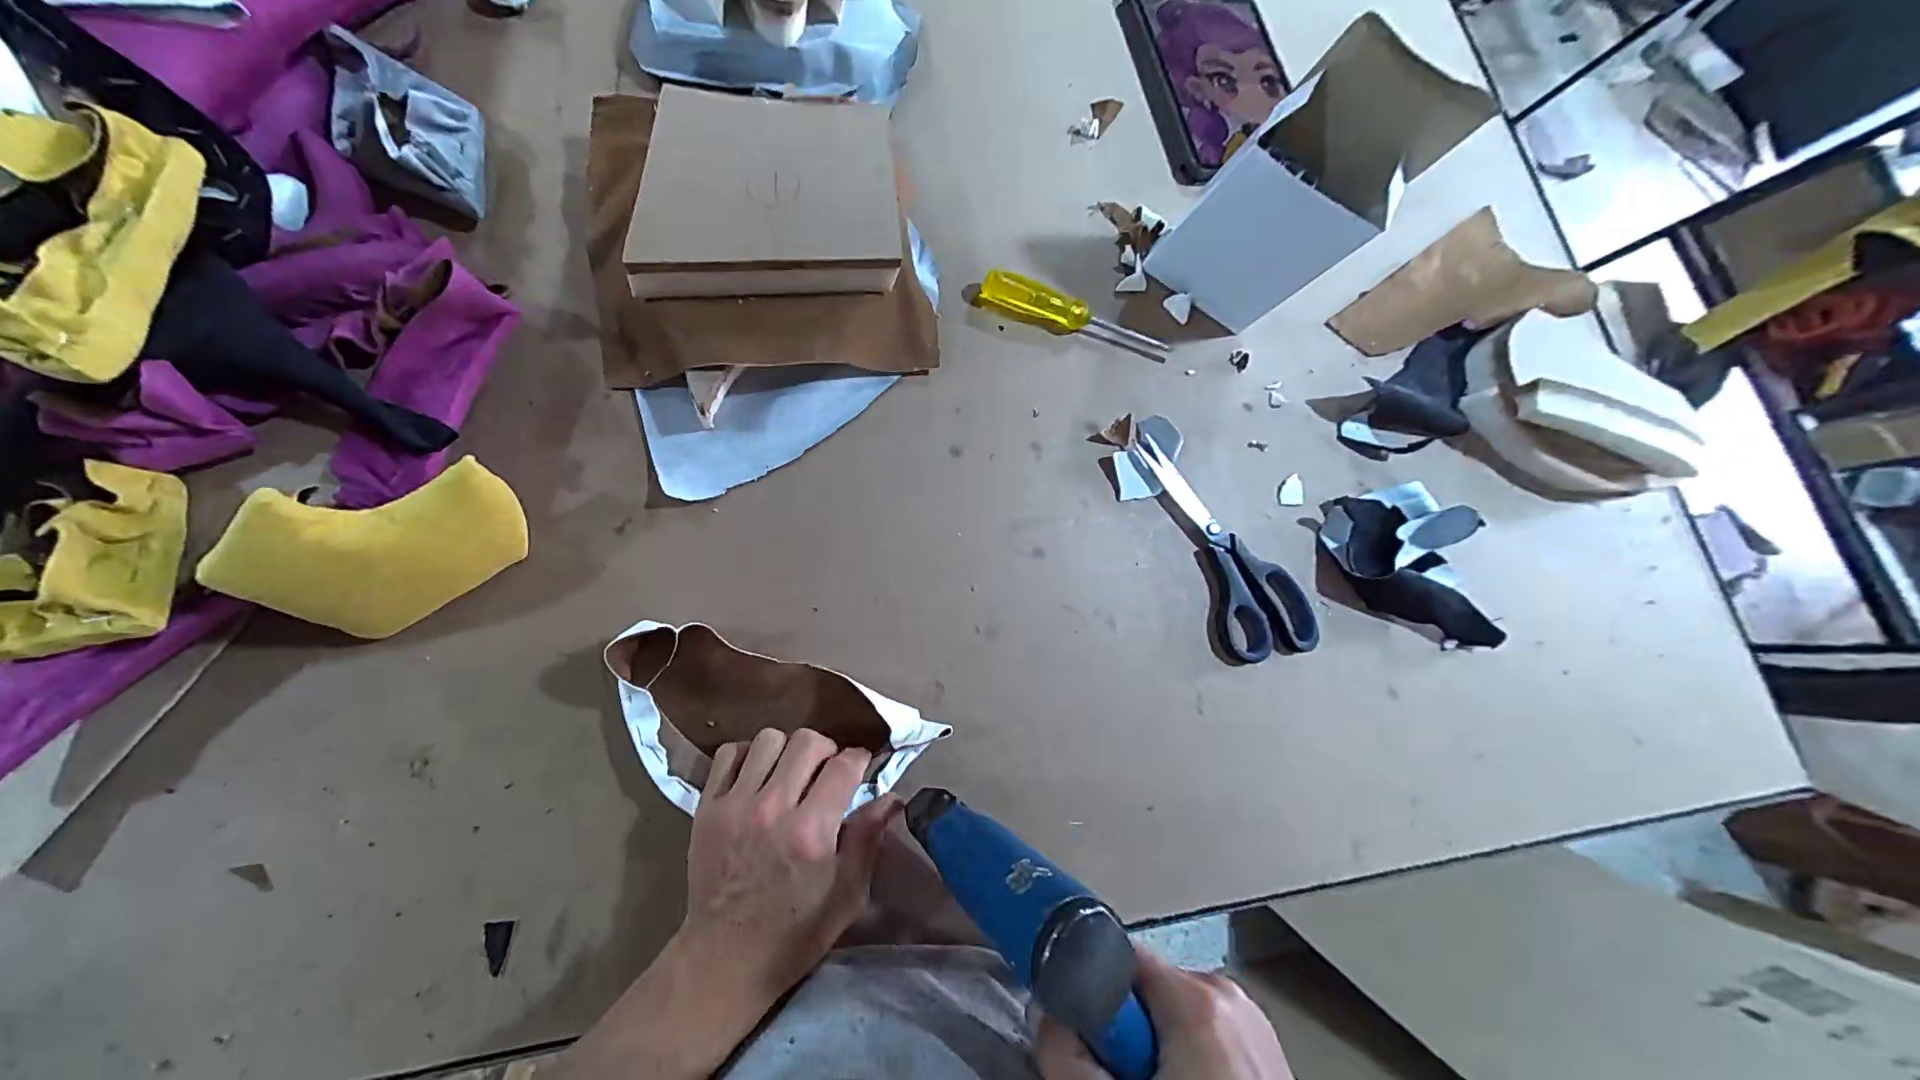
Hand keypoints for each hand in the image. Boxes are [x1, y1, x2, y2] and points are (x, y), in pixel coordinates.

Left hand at [680, 727, 901, 1000]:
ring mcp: (735, 805)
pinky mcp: (707, 807)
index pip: (844, 764)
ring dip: (788, 750)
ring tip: (791, 774)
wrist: (725, 958)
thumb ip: (869, 838)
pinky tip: (758, 776)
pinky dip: (748, 755)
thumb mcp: (848, 892)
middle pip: (808, 741)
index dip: (860, 759)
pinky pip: (729, 753)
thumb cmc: (796, 930)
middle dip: (827, 750)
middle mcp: (773, 809)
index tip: (861, 768)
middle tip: (827, 773)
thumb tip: (892, 798)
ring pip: (769, 739)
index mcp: (811, 831)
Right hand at [1034, 949, 1293, 1079]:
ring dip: (1158, 1049)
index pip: (1118, 958)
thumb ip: (1067, 1056)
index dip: (1095, 1000)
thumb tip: (1047, 1019)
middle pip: (1144, 988)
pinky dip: (1190, 1061)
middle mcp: (1228, 993)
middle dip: (1128, 1032)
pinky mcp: (1265, 1048)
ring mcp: (1252, 1020)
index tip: (1098, 1045)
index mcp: (1197, 996)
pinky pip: (1204, 1034)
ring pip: (1172, 1013)